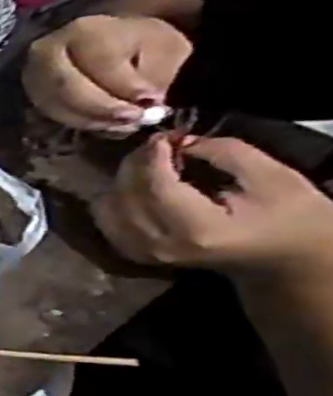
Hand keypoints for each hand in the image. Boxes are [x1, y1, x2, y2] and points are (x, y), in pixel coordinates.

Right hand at [23, 14, 191, 135]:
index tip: (152, 100)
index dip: (125, 84)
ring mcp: (32, 75)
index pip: (101, 62)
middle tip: (134, 119)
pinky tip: (104, 123)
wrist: (98, 43)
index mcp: (85, 31)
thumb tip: (145, 104)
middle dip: (103, 107)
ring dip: (92, 119)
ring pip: (56, 105)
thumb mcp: (161, 48)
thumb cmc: (134, 43)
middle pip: (68, 87)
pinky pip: (51, 114)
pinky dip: (79, 122)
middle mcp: (47, 52)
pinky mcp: (30, 94)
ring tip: (123, 124)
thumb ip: (156, 74)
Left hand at [94, 135, 332, 277]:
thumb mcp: (274, 178)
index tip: (160, 137)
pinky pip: (105, 219)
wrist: (283, 257)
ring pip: (106, 207)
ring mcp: (139, 252)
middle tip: (156, 146)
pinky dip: (116, 198)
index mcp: (198, 230)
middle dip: (136, 165)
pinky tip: (140, 186)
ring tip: (150, 165)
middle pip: (125, 196)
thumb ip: (225, 153)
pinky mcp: (130, 253)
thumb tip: (179, 142)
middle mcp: (157, 245)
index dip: (152, 158)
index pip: (156, 187)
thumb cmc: (290, 216)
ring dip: (123, 181)